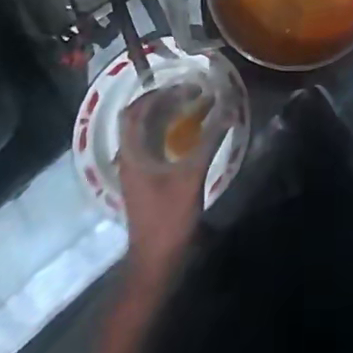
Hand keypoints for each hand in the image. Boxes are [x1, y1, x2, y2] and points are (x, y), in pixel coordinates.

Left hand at [116, 87, 225, 268]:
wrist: (155, 264)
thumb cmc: (169, 220)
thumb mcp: (191, 178)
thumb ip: (208, 143)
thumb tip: (225, 111)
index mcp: (131, 150)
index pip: (135, 109)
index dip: (157, 93)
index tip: (183, 87)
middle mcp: (127, 155)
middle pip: (138, 118)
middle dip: (161, 102)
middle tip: (189, 95)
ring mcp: (133, 170)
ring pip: (143, 133)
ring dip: (162, 118)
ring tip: (189, 110)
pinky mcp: (141, 181)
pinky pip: (149, 147)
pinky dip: (164, 135)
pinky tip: (185, 138)